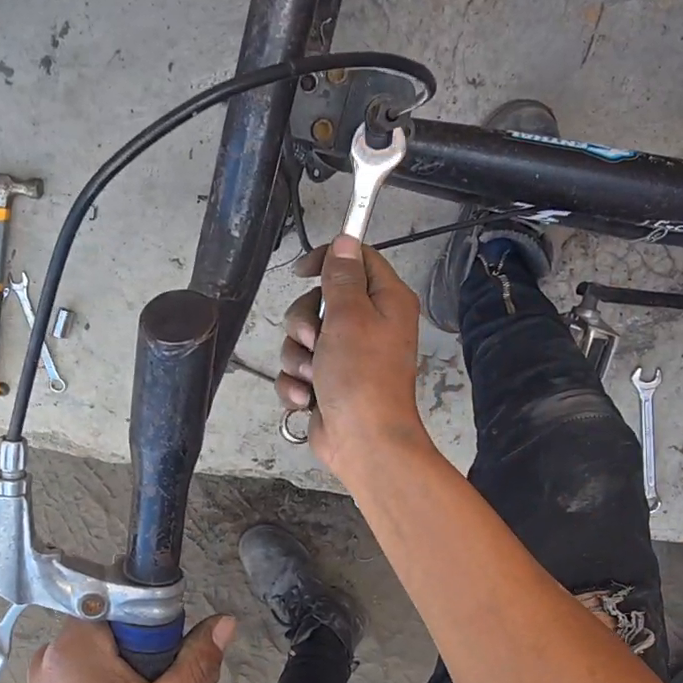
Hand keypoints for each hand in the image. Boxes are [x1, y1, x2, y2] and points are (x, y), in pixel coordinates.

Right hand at [278, 235, 430, 476]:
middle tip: (313, 339)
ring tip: (313, 376)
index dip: (326, 260)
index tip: (300, 272)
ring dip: (297, 358)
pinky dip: (296, 384)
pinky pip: (297, 370)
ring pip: (301, 339)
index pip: (356, 260)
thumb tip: (344, 242)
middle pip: (319, 301)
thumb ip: (342, 276)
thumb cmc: (362, 377)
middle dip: (304, 322)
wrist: (362, 441)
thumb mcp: (349, 315)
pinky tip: (307, 398)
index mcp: (385, 301)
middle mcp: (369, 325)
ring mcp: (346, 357)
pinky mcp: (326, 384)